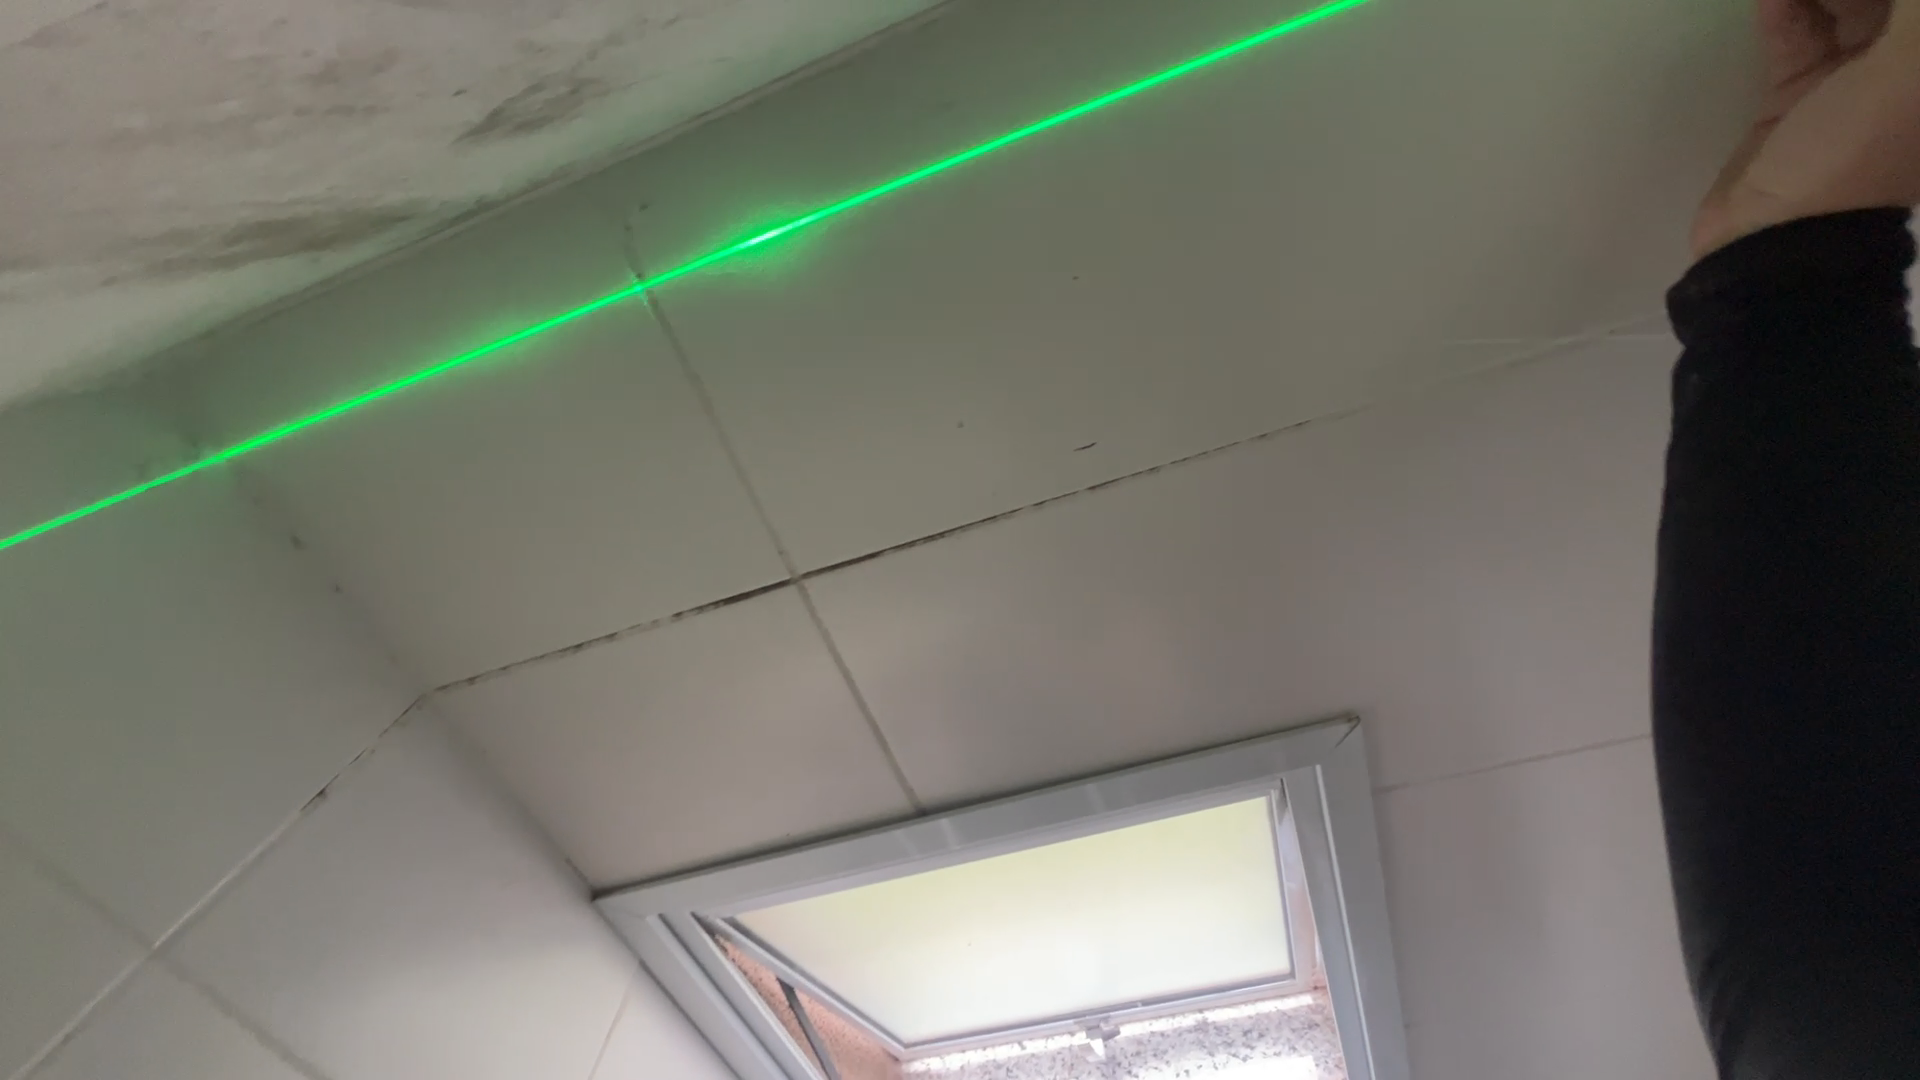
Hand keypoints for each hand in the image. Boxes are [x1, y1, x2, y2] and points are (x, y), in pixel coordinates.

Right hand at [1693, 0, 1919, 256]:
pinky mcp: (1798, 101)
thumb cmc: (1861, 152)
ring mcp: (1857, 82)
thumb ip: (1911, 14)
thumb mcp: (1912, 66)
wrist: (1776, 237)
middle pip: (1900, 7)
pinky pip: (1799, 41)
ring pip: (1854, 8)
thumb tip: (1865, 6)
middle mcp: (1915, 70)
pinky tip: (1768, 1)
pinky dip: (1786, 14)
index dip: (1905, 0)